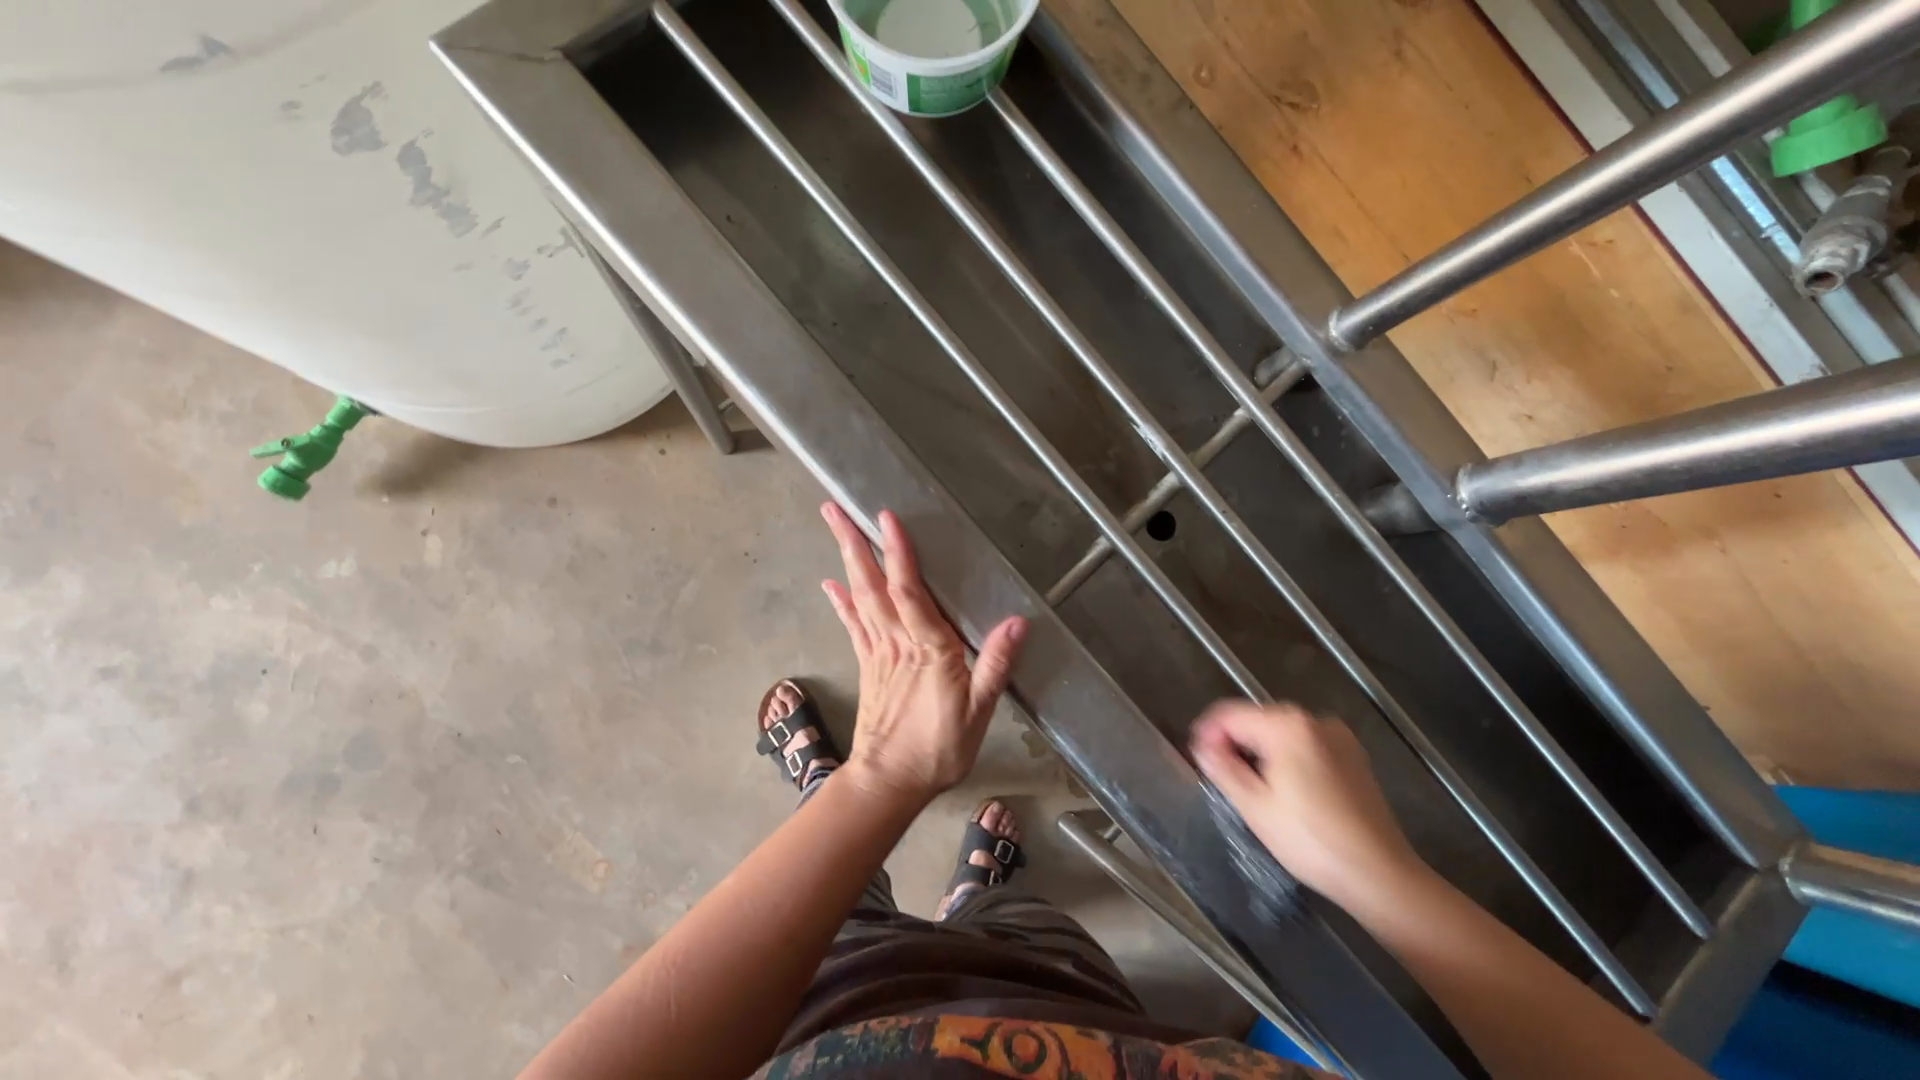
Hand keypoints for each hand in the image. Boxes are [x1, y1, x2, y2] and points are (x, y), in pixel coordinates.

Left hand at [819, 502, 1026, 805]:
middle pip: (874, 586)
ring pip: (860, 597)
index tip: (888, 519)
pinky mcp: (868, 665)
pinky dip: (842, 601)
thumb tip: (1017, 622)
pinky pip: (853, 626)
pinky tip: (831, 582)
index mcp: (930, 651)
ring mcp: (878, 652)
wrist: (889, 782)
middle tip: (834, 508)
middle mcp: (898, 643)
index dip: (900, 555)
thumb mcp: (979, 713)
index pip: (912, 593)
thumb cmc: (937, 750)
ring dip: (846, 560)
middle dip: (854, 544)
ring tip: (832, 527)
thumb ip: (995, 665)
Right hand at [1190, 701, 1426, 911]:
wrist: (1378, 874)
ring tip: (1249, 787)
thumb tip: (1203, 746)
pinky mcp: (1353, 757)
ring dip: (1260, 751)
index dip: (1207, 732)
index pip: (1231, 714)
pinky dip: (1288, 758)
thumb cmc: (1310, 840)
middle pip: (1259, 720)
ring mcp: (1339, 738)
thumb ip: (1222, 767)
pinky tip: (1284, 790)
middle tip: (1219, 776)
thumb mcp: (1254, 806)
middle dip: (1234, 742)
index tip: (1196, 758)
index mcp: (1288, 726)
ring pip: (1283, 734)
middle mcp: (1315, 721)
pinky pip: (1307, 746)